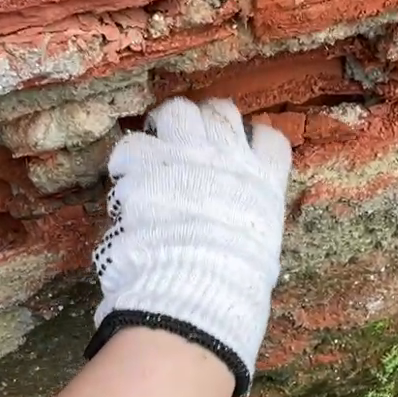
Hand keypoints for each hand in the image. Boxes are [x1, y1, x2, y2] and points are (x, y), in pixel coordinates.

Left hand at [86, 97, 292, 396]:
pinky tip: (127, 176)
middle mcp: (229, 158)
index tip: (239, 156)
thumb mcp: (260, 252)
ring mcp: (188, 154)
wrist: (195, 286)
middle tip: (191, 146)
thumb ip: (249, 225)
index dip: (252, 144)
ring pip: (180, 110)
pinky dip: (130, 157)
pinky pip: (135, 142)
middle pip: (222, 112)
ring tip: (159, 151)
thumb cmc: (235, 284)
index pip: (270, 139)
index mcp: (264, 182)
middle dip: (207, 124)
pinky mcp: (147, 163)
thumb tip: (238, 232)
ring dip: (169, 126)